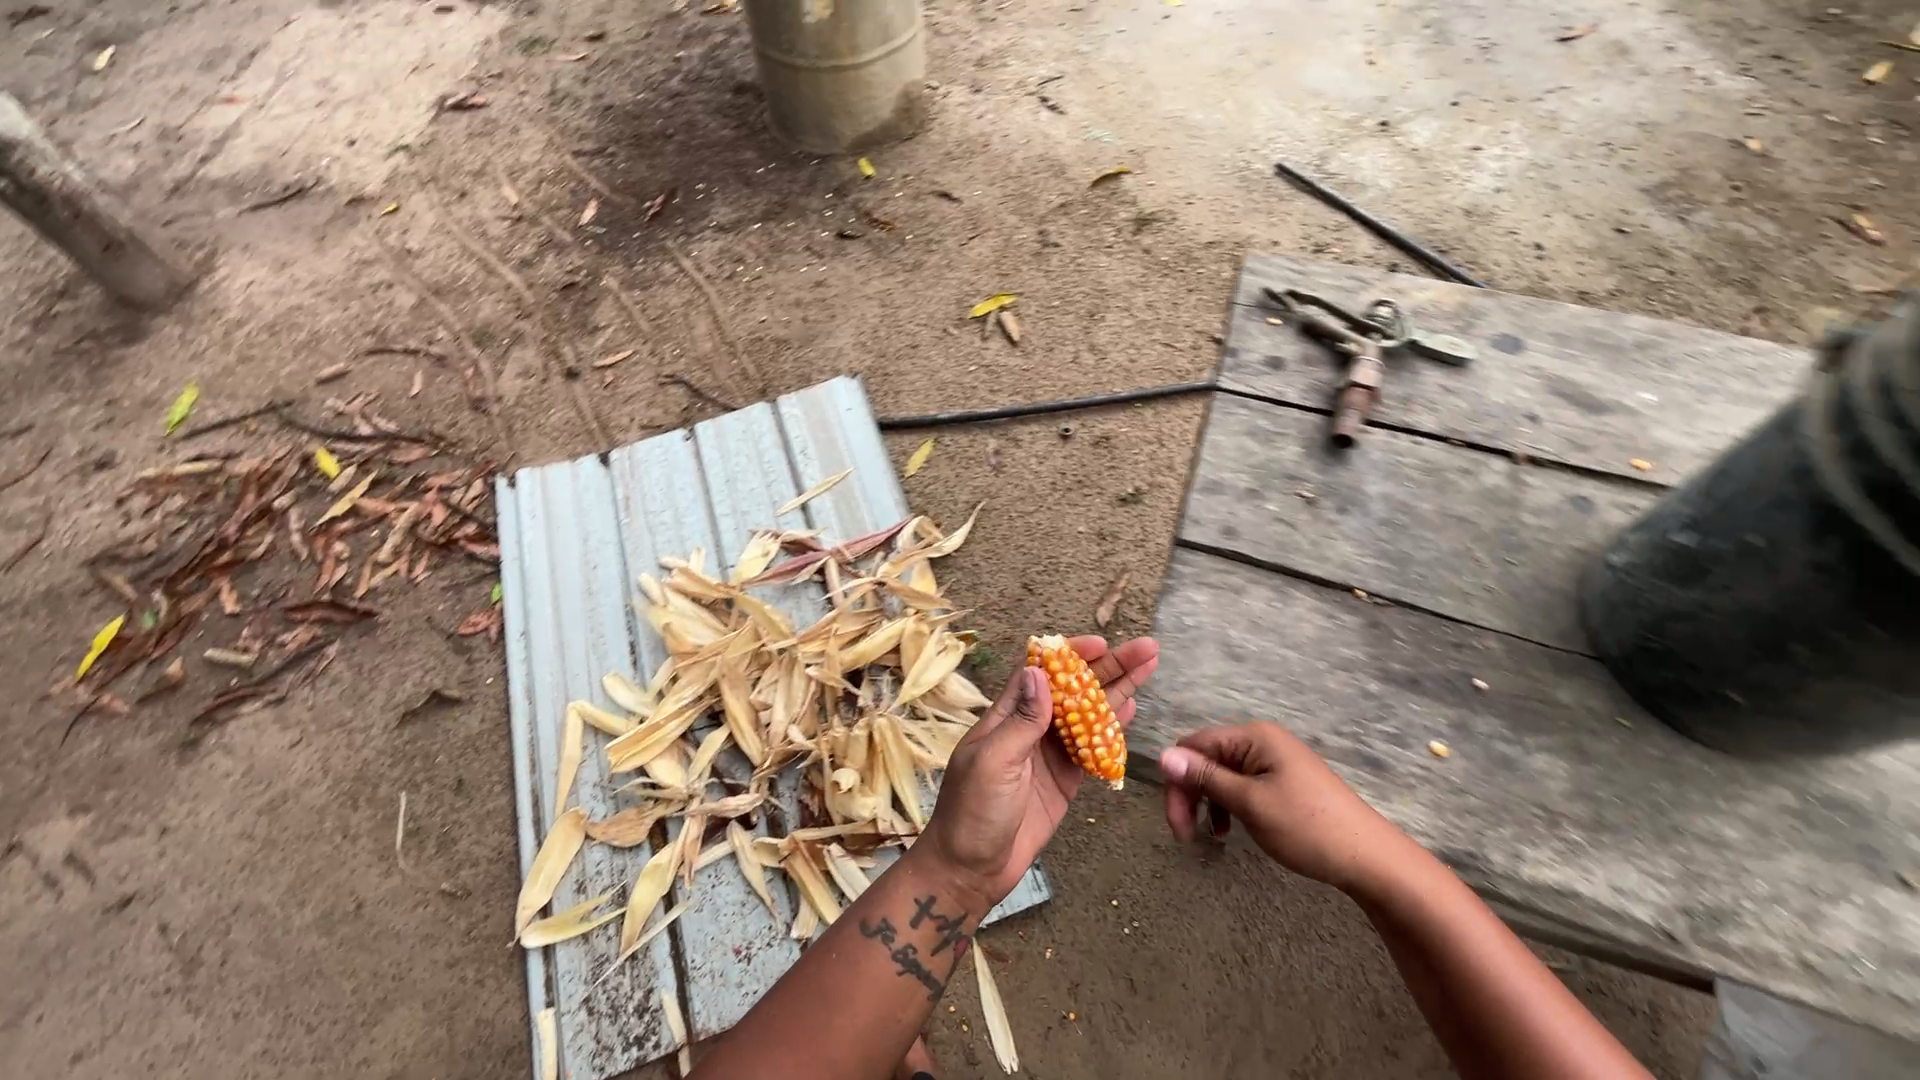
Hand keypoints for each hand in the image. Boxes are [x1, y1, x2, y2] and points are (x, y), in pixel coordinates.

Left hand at [918, 636, 1159, 907]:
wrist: (971, 869)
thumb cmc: (972, 812)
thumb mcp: (992, 763)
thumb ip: (1021, 721)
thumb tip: (1039, 673)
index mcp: (1006, 717)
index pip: (1042, 672)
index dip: (1071, 654)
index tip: (1102, 643)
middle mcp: (1030, 728)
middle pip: (1074, 688)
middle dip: (1109, 667)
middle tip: (1146, 648)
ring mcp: (1049, 753)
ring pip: (1089, 713)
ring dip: (1118, 690)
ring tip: (1149, 667)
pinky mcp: (1065, 779)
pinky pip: (1093, 746)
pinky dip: (1113, 728)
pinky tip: (1132, 708)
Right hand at [1159, 723, 1409, 892]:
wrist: (1370, 858)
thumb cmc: (1307, 827)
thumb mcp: (1250, 803)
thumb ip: (1205, 778)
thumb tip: (1163, 756)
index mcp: (1253, 737)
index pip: (1193, 745)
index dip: (1178, 781)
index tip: (1178, 822)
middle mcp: (1261, 741)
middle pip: (1205, 759)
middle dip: (1190, 794)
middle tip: (1186, 835)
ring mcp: (1273, 761)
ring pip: (1221, 774)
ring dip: (1207, 802)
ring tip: (1210, 836)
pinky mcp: (1282, 781)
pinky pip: (1241, 785)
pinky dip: (1228, 805)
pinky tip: (1230, 830)